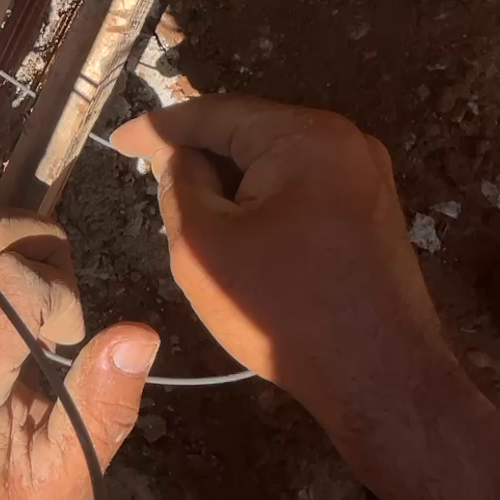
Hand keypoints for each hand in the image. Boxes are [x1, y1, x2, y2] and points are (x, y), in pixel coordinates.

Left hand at [0, 206, 158, 499]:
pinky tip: (5, 305)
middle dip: (46, 250)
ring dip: (23, 244)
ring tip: (33, 300)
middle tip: (56, 306)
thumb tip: (139, 335)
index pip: (12, 281)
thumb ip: (103, 412)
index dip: (59, 295)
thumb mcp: (60, 481)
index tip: (64, 339)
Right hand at [111, 95, 499, 499]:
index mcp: (304, 137)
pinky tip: (231, 222)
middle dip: (193, 150)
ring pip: (268, 157)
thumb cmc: (280, 309)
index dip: (157, 127)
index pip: (213, 114)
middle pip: (245, 130)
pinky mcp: (368, 207)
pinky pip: (295, 181)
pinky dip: (255, 192)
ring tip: (183, 202)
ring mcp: (362, 174)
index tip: (118, 142)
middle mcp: (342, 140)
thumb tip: (178, 155)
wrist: (381, 385)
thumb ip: (178, 181)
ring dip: (224, 174)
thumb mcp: (202, 241)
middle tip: (145, 172)